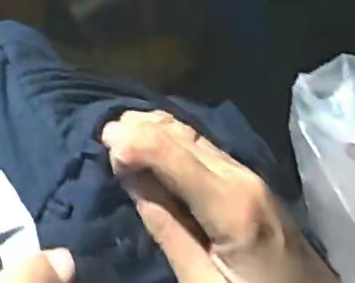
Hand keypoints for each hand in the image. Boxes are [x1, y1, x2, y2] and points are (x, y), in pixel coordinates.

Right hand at [101, 112, 334, 282]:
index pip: (164, 146)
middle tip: (101, 142)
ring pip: (186, 131)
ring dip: (149, 129)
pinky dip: (168, 138)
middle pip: (174, 131)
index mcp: (229, 205)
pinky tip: (151, 146)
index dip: (126, 142)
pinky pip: (200, 144)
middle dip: (133, 129)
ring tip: (119, 141)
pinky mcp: (252, 182)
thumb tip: (126, 174)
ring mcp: (250, 176)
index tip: (104, 158)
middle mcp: (240, 176)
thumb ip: (163, 226)